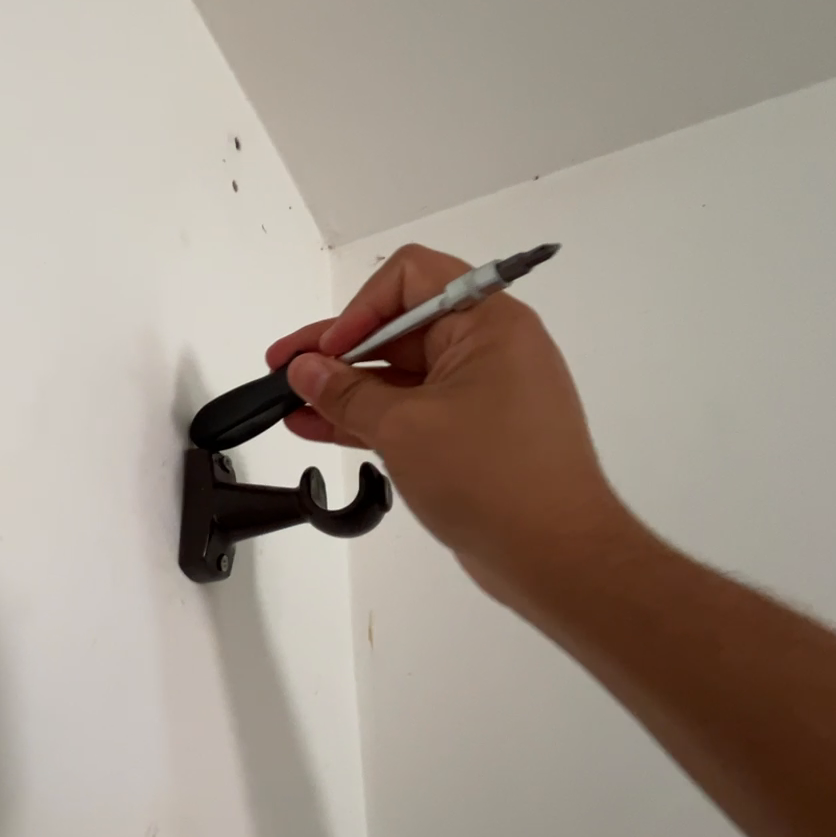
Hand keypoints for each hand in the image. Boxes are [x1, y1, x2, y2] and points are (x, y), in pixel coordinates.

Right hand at [267, 244, 628, 594]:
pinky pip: (404, 411)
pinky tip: (313, 427)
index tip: (327, 351)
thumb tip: (303, 369)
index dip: (359, 308)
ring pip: (394, 375)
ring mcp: (475, 393)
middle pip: (395, 329)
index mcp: (486, 324)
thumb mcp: (403, 427)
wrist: (555, 558)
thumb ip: (345, 393)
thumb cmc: (490, 478)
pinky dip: (363, 417)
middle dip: (334, 350)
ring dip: (340, 389)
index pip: (410, 278)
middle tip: (280, 367)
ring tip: (288, 404)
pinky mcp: (465, 433)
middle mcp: (484, 349)